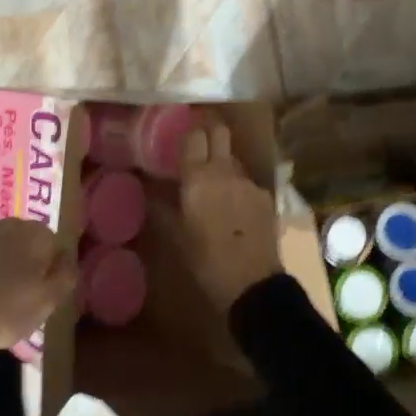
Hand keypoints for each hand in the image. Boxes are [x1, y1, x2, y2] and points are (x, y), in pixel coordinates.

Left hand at [0, 217, 75, 348]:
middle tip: (24, 289)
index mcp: (37, 235)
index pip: (55, 243)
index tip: (44, 289)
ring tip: (3, 285)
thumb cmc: (5, 310)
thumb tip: (69, 258)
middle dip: (31, 258)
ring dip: (10, 256)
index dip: (52, 267)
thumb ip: (65, 276)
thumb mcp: (46, 303)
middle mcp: (13, 222)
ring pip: (8, 240)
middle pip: (31, 238)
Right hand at [179, 122, 281, 308]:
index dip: (189, 131)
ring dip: (224, 163)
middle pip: (219, 132)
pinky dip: (240, 187)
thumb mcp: (178, 236)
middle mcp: (224, 170)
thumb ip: (162, 207)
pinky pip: (248, 181)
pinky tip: (237, 209)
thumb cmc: (207, 261)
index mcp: (197, 177)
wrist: (253, 284)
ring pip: (234, 158)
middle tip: (200, 144)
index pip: (193, 135)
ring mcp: (248, 181)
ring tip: (216, 185)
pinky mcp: (266, 196)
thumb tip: (149, 189)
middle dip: (210, 131)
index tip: (182, 133)